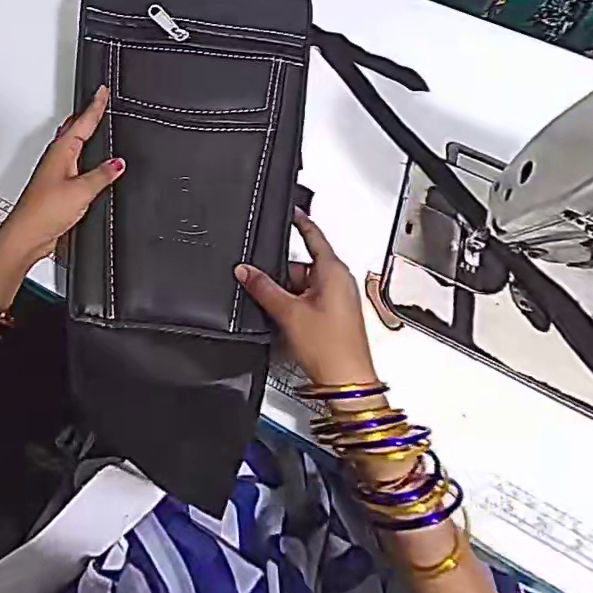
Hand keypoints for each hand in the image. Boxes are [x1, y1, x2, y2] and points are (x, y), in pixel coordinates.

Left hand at [0, 86, 124, 272]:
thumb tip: (118, 162)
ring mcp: (56, 172)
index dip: (95, 106)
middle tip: (97, 100)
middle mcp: (57, 158)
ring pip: (72, 144)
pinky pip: (74, 163)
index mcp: (62, 151)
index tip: (101, 90)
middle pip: (74, 128)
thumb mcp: (81, 190)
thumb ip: (102, 174)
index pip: (83, 121)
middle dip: (87, 114)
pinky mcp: (57, 187)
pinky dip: (83, 155)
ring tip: (92, 121)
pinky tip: (88, 162)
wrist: (26, 237)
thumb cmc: (43, 212)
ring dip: (83, 132)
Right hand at [235, 209, 377, 386]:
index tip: (291, 211)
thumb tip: (245, 271)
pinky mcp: (335, 313)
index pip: (314, 235)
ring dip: (288, 294)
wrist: (347, 381)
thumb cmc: (330, 348)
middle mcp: (340, 280)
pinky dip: (297, 305)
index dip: (300, 221)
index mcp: (334, 270)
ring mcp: (339, 297)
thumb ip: (263, 288)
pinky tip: (289, 321)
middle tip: (267, 289)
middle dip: (282, 276)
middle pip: (302, 264)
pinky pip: (310, 298)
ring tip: (282, 314)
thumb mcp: (289, 313)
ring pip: (304, 284)